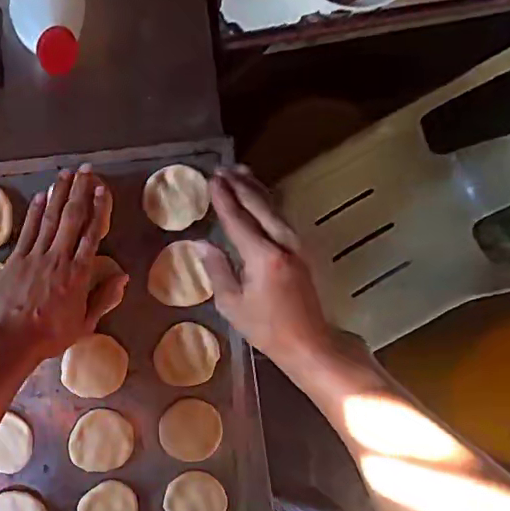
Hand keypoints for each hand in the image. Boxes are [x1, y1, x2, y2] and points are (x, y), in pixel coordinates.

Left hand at [0, 166, 125, 365]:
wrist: (13, 340)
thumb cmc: (51, 336)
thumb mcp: (85, 324)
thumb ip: (104, 299)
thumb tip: (123, 277)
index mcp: (78, 273)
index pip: (92, 234)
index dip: (98, 209)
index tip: (103, 190)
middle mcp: (58, 258)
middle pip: (72, 218)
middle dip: (80, 191)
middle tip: (87, 170)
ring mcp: (35, 256)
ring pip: (50, 218)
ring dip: (59, 194)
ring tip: (66, 174)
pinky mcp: (16, 259)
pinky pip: (28, 230)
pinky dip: (35, 212)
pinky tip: (42, 196)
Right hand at [201, 165, 368, 371]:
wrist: (308, 341)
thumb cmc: (265, 328)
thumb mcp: (231, 304)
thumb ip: (217, 269)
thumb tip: (201, 244)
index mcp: (263, 256)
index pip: (238, 219)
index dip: (223, 199)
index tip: (211, 179)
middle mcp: (283, 243)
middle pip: (260, 205)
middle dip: (240, 185)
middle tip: (222, 169)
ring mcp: (297, 245)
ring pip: (274, 207)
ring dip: (256, 189)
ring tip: (240, 172)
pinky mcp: (302, 251)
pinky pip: (282, 217)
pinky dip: (268, 203)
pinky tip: (260, 198)